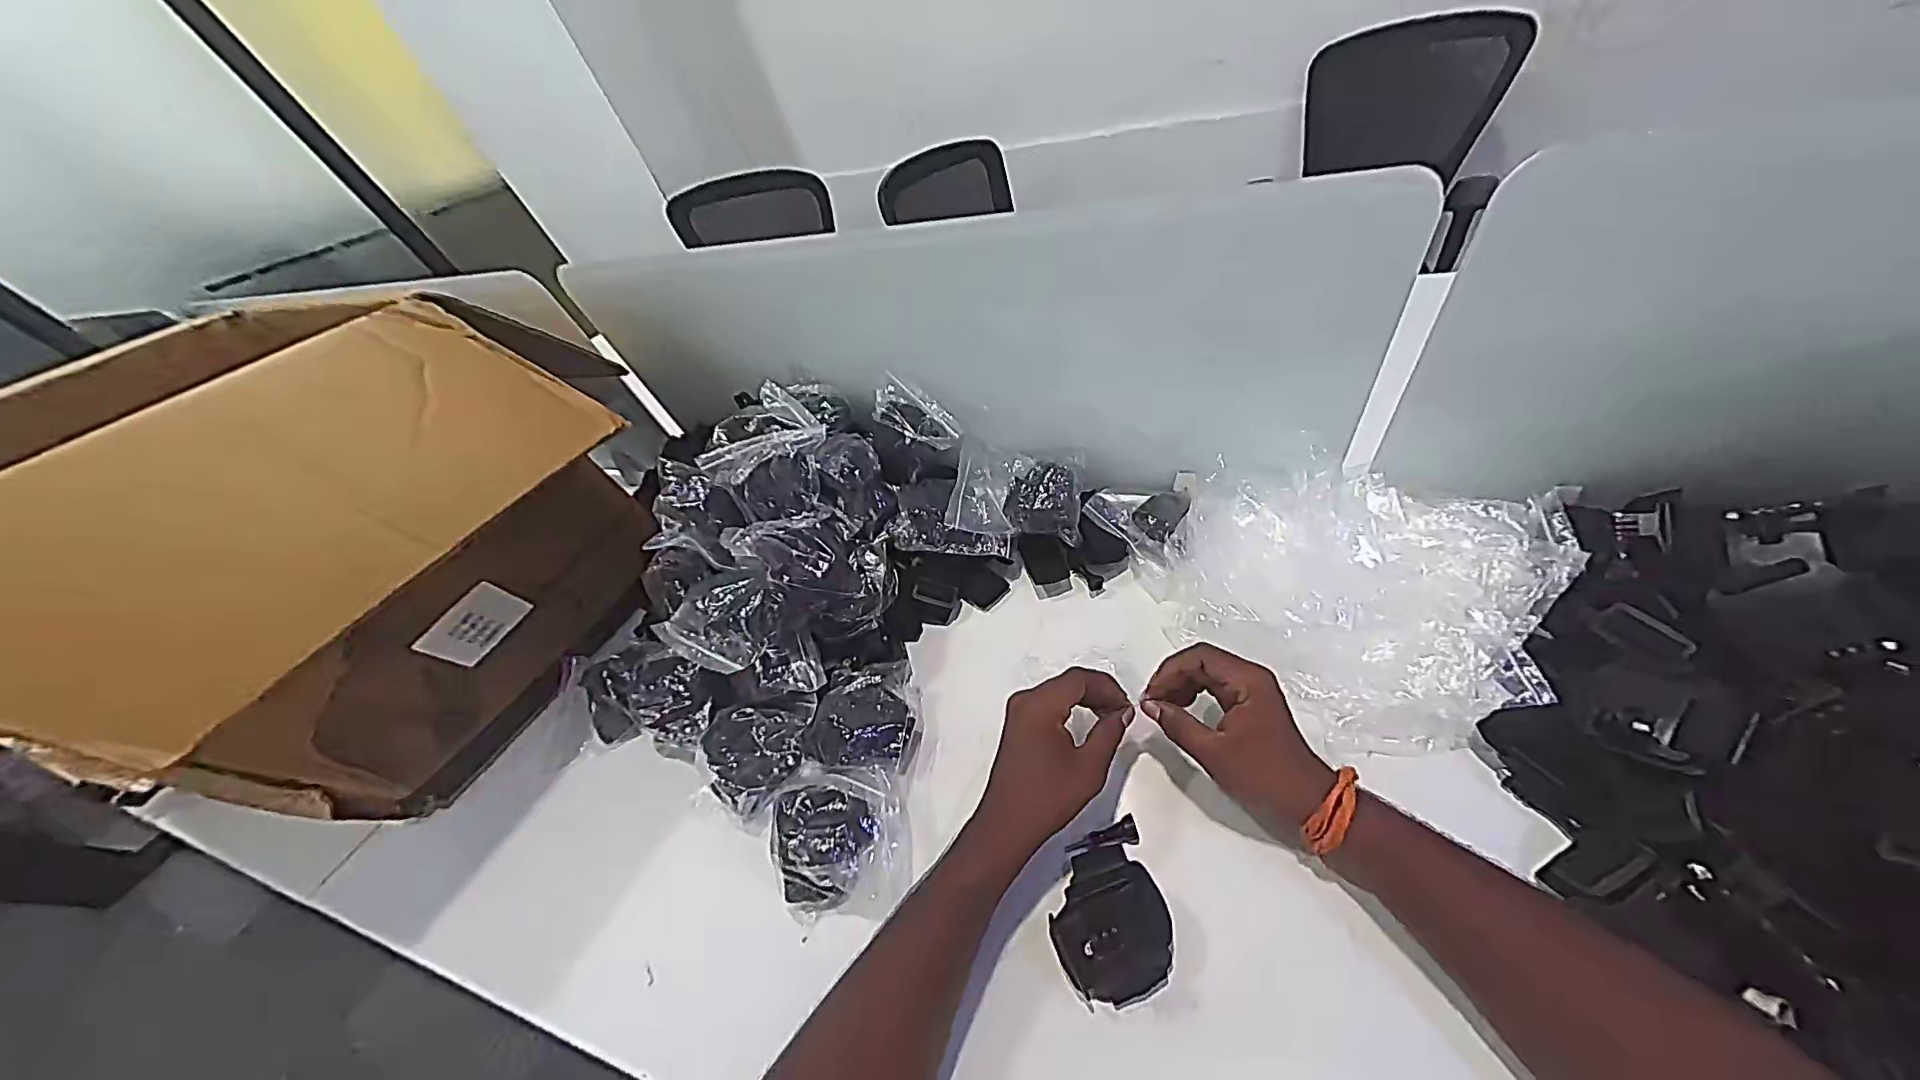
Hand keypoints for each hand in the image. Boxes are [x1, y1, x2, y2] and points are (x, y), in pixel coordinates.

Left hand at [966, 667, 1133, 858]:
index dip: (1108, 687)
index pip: (1079, 678)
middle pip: (1068, 682)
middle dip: (1098, 691)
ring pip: (1058, 691)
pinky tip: (1087, 723)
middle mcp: (1024, 704)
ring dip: (1085, 699)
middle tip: (1120, 709)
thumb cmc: (1040, 801)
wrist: (1010, 823)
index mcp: (1039, 707)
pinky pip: (1047, 703)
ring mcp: (1018, 713)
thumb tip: (1120, 714)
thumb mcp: (1090, 766)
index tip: (1124, 702)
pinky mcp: (1017, 725)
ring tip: (1108, 717)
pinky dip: (1069, 708)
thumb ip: (1110, 732)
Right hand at [1142, 643, 1335, 837]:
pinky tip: (1181, 711)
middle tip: (1153, 701)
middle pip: (1203, 662)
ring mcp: (1253, 691)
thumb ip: (1177, 724)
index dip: (1169, 672)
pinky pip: (1216, 688)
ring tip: (1163, 707)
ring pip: (1208, 674)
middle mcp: (1252, 679)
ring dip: (1182, 686)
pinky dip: (1195, 695)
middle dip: (1173, 678)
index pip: (1199, 657)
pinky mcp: (1252, 705)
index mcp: (1247, 681)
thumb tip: (1152, 706)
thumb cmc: (1266, 776)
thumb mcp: (1213, 752)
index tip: (1151, 694)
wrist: (1307, 802)